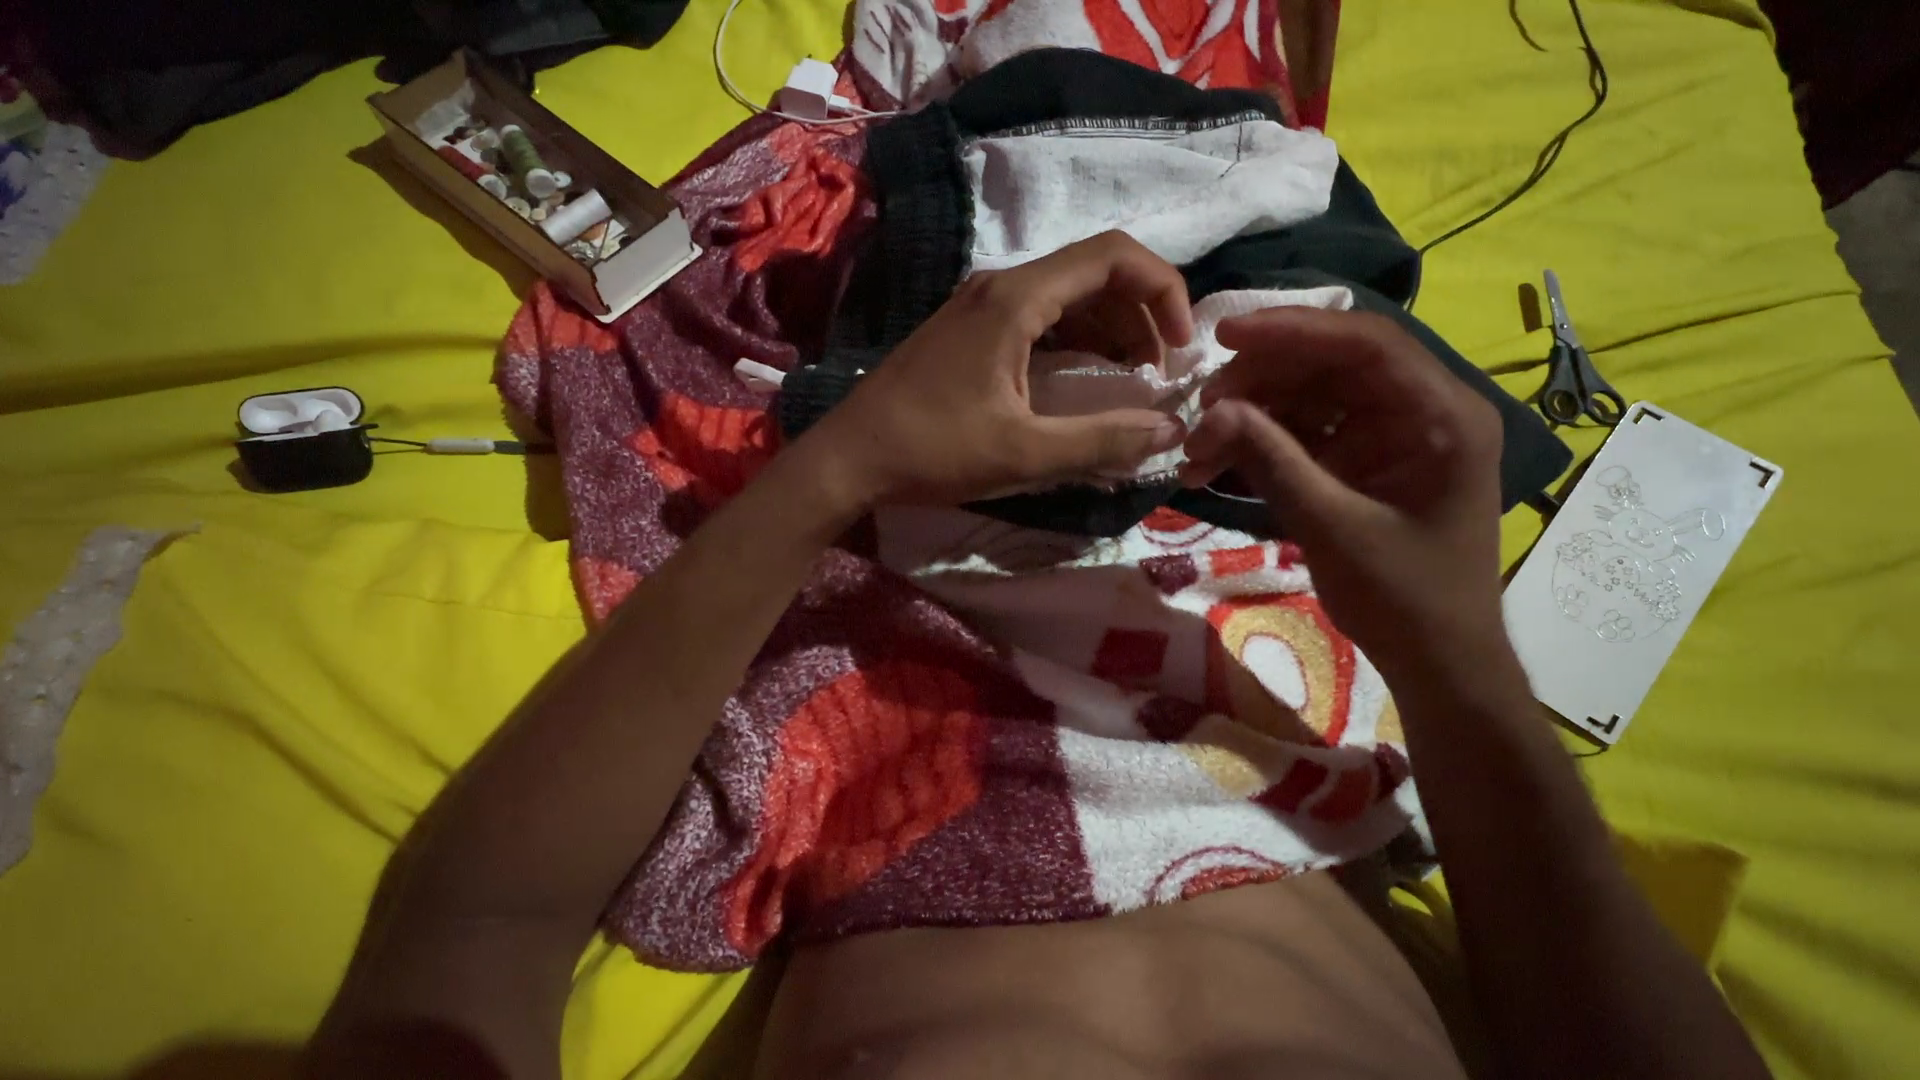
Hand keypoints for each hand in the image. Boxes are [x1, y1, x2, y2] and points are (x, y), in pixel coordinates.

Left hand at [802, 231, 1193, 507]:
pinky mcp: (968, 330)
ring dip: (1110, 329)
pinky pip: (1040, 318)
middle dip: (1141, 315)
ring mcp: (980, 305)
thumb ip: (1102, 440)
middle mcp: (1000, 286)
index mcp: (1016, 299)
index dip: (1164, 289)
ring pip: (1068, 295)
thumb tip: (1170, 430)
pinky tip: (1085, 382)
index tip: (1182, 346)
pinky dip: (1077, 340)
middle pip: (1095, 272)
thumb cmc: (932, 451)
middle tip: (1158, 374)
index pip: (1114, 256)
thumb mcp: (1024, 453)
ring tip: (1132, 380)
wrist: (849, 458)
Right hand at [1179, 308, 1519, 690]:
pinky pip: (1306, 433)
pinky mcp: (1364, 461)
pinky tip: (1215, 465)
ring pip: (1311, 397)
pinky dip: (1260, 445)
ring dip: (1251, 415)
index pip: (1366, 343)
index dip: (1293, 330)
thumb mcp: (1333, 528)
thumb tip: (1212, 412)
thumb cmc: (1405, 598)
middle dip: (1260, 381)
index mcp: (1441, 414)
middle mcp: (1420, 410)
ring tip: (1197, 449)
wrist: (1438, 661)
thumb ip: (1274, 462)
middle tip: (1201, 408)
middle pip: (1331, 365)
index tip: (1226, 336)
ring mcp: (1390, 435)